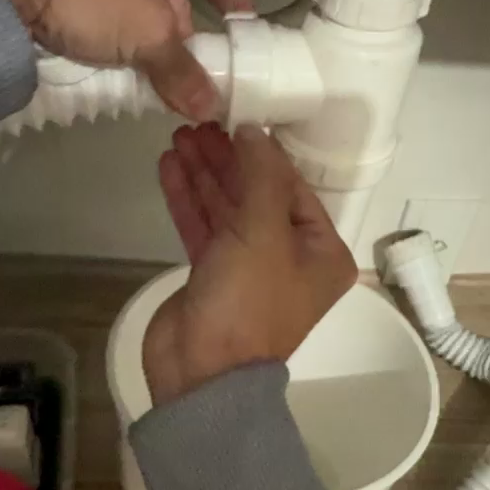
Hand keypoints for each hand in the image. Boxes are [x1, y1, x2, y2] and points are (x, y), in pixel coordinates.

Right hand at [143, 124, 356, 403]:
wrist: (203, 371)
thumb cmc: (248, 301)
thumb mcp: (263, 230)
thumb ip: (261, 174)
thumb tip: (254, 131)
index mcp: (320, 251)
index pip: (293, 186)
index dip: (262, 151)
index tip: (234, 118)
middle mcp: (290, 257)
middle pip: (257, 194)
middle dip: (226, 160)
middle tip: (197, 123)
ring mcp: (249, 268)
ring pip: (227, 209)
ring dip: (203, 175)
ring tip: (178, 137)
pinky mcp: (213, 276)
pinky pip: (203, 229)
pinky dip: (188, 200)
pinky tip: (169, 168)